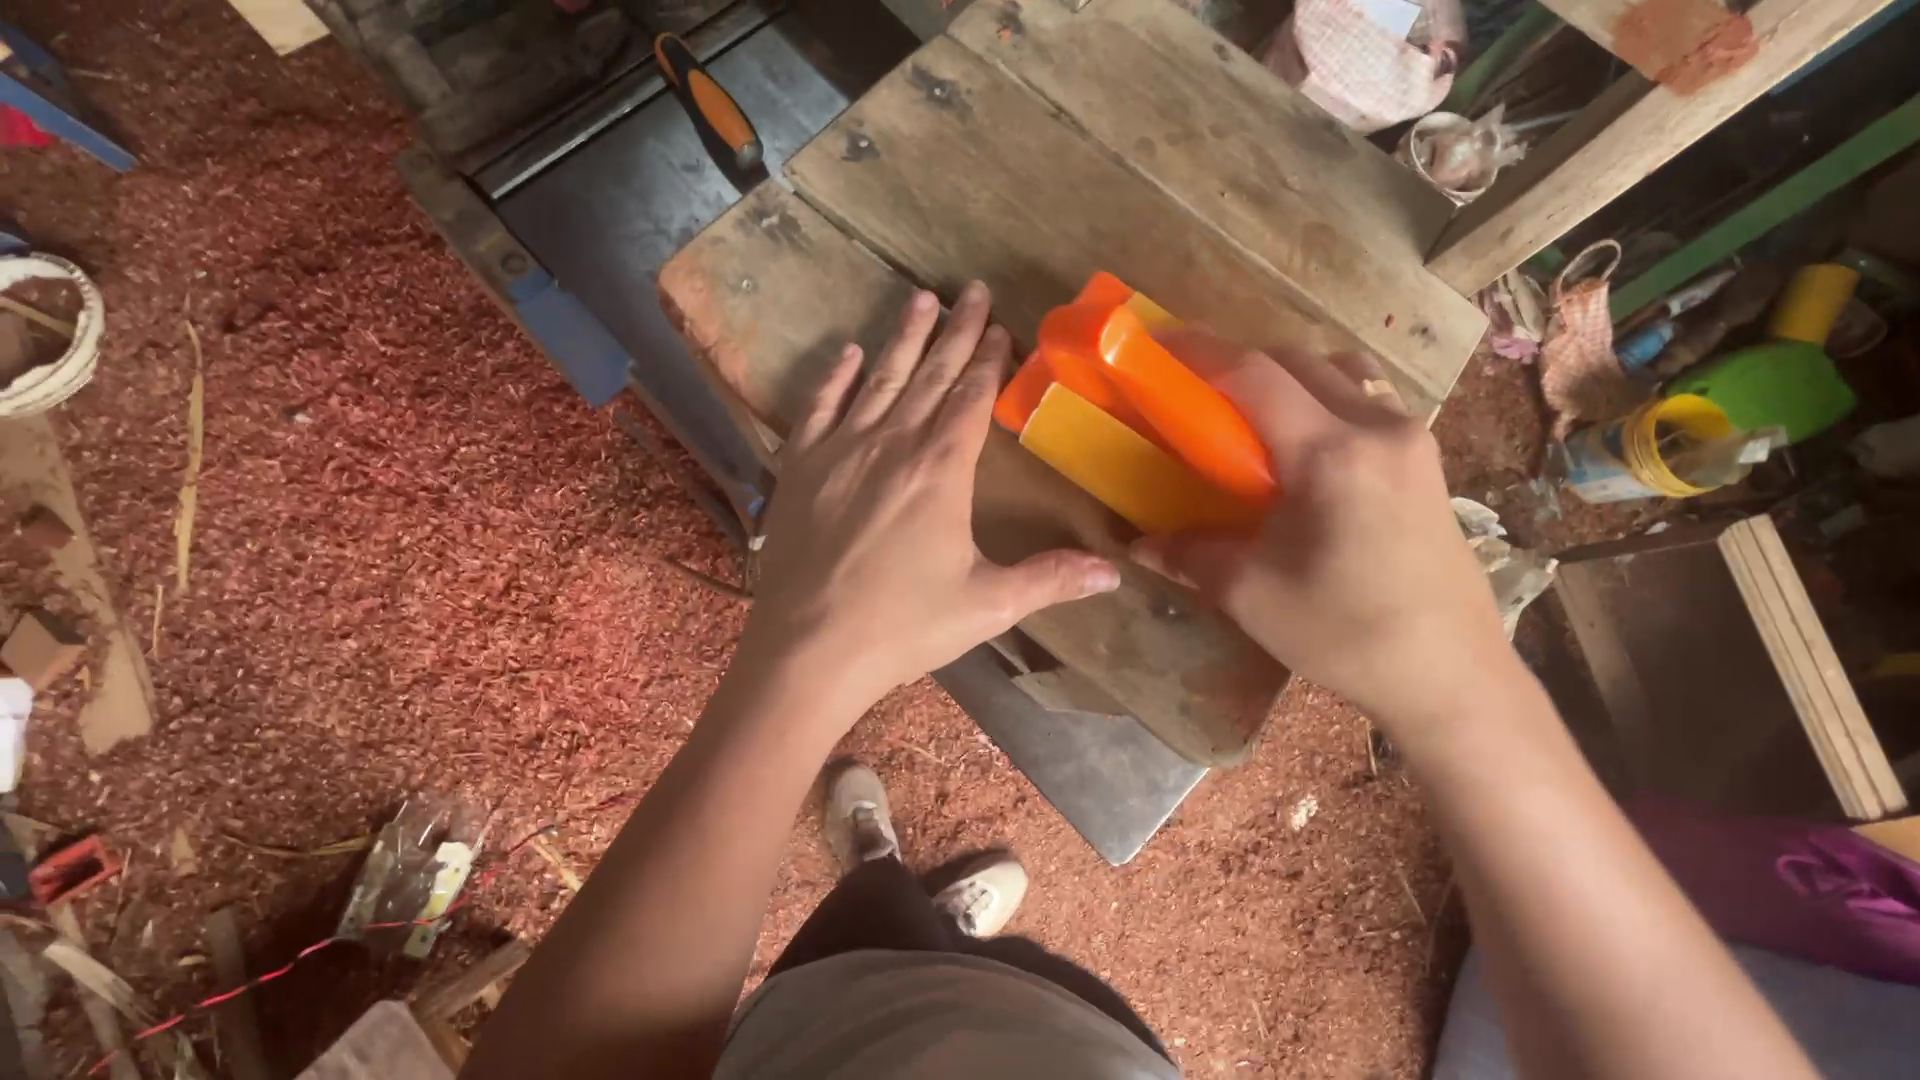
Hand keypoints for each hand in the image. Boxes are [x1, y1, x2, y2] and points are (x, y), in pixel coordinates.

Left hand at [737, 282, 1119, 718]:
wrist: (810, 648)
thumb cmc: (903, 626)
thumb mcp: (987, 605)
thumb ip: (1050, 580)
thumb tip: (1116, 574)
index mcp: (940, 470)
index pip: (971, 399)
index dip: (988, 360)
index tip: (1001, 327)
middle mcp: (892, 444)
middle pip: (931, 376)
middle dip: (955, 332)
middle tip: (971, 290)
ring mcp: (840, 451)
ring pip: (879, 380)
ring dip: (903, 339)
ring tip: (921, 298)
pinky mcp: (799, 469)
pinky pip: (819, 409)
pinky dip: (836, 378)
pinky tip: (851, 354)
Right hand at [1132, 328, 1511, 735]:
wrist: (1453, 676)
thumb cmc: (1348, 634)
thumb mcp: (1253, 595)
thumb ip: (1191, 555)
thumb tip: (1139, 544)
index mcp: (1333, 453)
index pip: (1256, 374)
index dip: (1200, 352)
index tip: (1158, 344)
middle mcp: (1379, 427)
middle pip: (1297, 360)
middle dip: (1239, 361)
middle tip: (1193, 385)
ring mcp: (1411, 440)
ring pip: (1337, 374)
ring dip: (1285, 377)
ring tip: (1245, 414)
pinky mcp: (1425, 461)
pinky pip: (1362, 402)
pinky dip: (1319, 400)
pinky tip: (1299, 447)